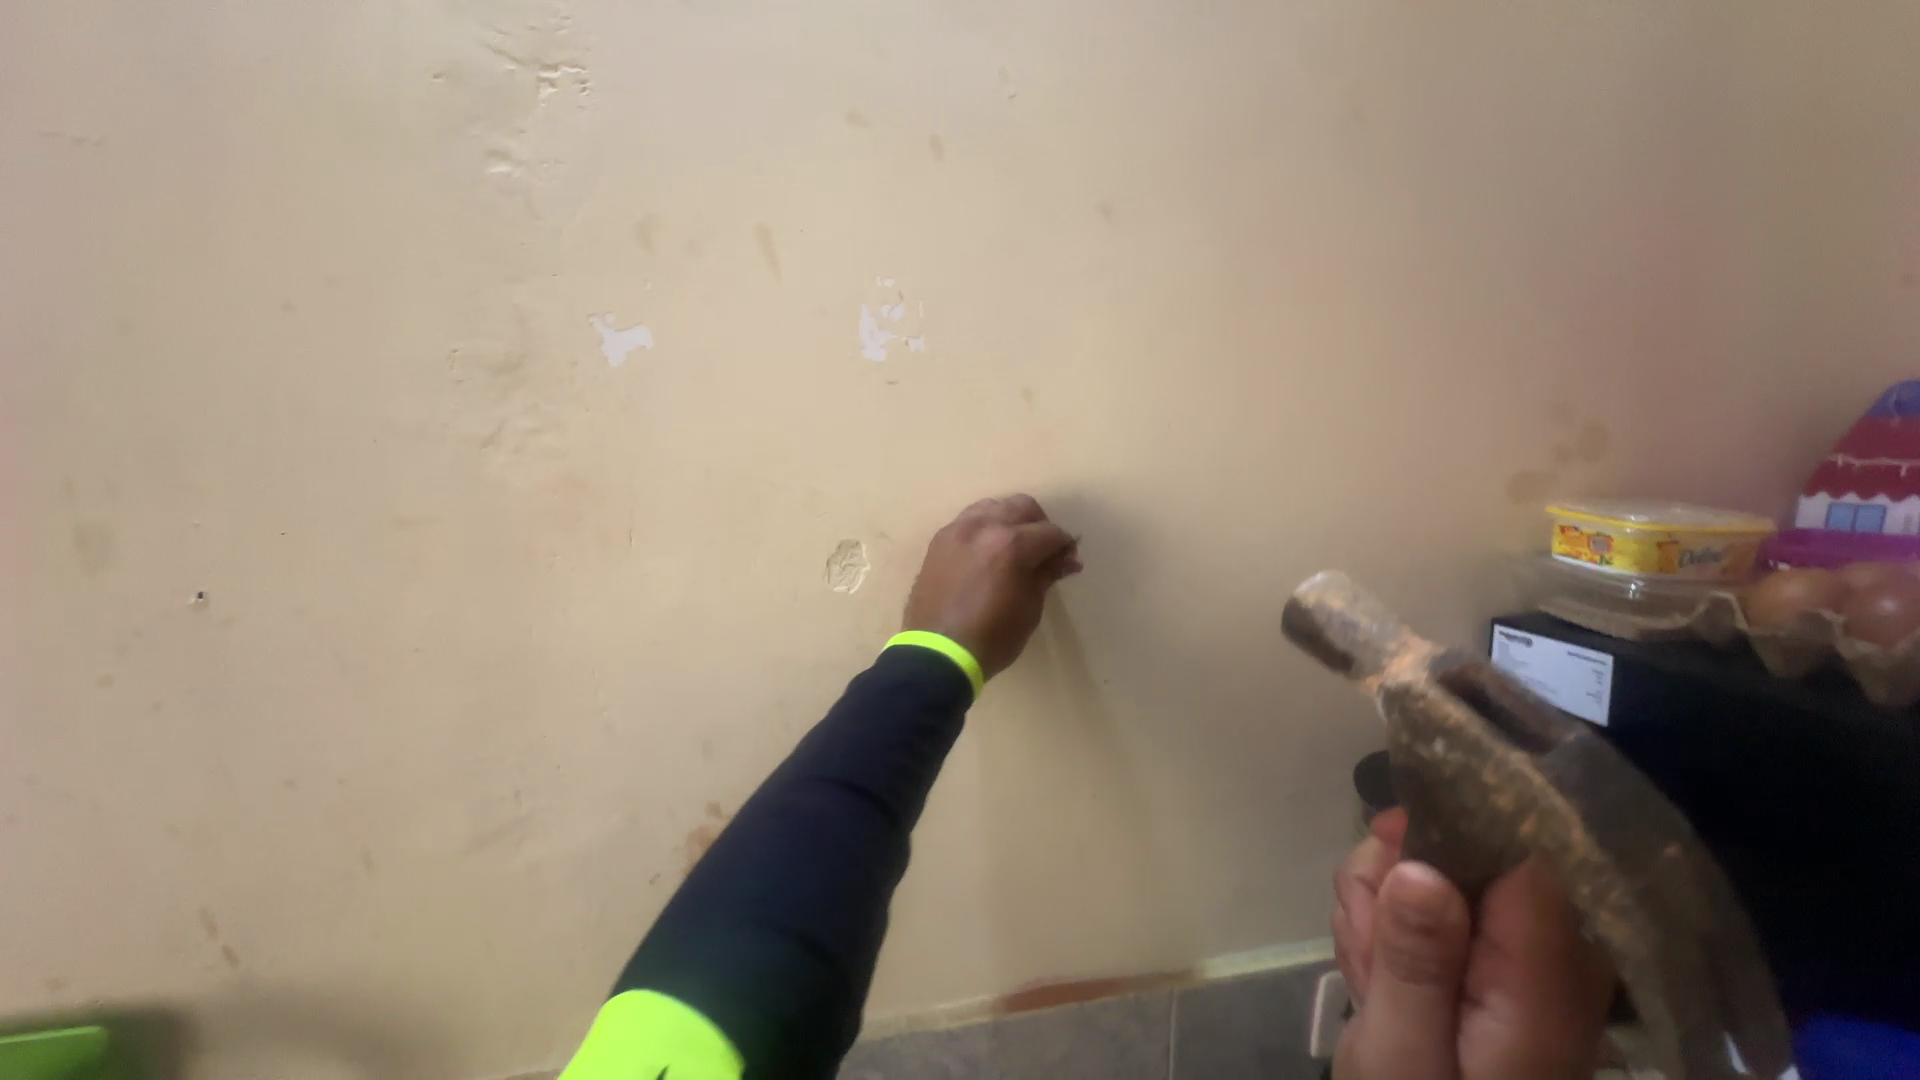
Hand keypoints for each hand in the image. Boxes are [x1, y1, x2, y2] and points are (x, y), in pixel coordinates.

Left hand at [903, 495, 1082, 678]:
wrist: (937, 653)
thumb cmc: (992, 637)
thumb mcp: (1029, 608)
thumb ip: (1047, 574)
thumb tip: (1068, 558)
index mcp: (1011, 544)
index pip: (1050, 533)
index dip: (1065, 547)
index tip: (1069, 562)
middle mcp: (983, 526)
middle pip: (1022, 506)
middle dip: (1039, 525)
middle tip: (1043, 552)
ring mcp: (957, 530)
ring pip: (993, 507)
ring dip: (1009, 520)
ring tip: (1014, 548)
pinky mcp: (939, 540)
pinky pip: (968, 521)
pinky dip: (985, 528)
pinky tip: (988, 552)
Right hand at [1332, 808, 1615, 1079]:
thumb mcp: (1401, 1055)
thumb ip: (1415, 966)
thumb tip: (1420, 869)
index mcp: (1544, 988)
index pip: (1530, 861)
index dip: (1452, 830)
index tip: (1385, 841)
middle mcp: (1548, 963)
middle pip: (1473, 858)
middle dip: (1398, 874)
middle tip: (1365, 934)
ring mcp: (1515, 960)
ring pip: (1437, 871)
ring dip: (1381, 900)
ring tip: (1368, 965)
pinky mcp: (1483, 958)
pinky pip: (1424, 899)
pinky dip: (1384, 919)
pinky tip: (1374, 966)